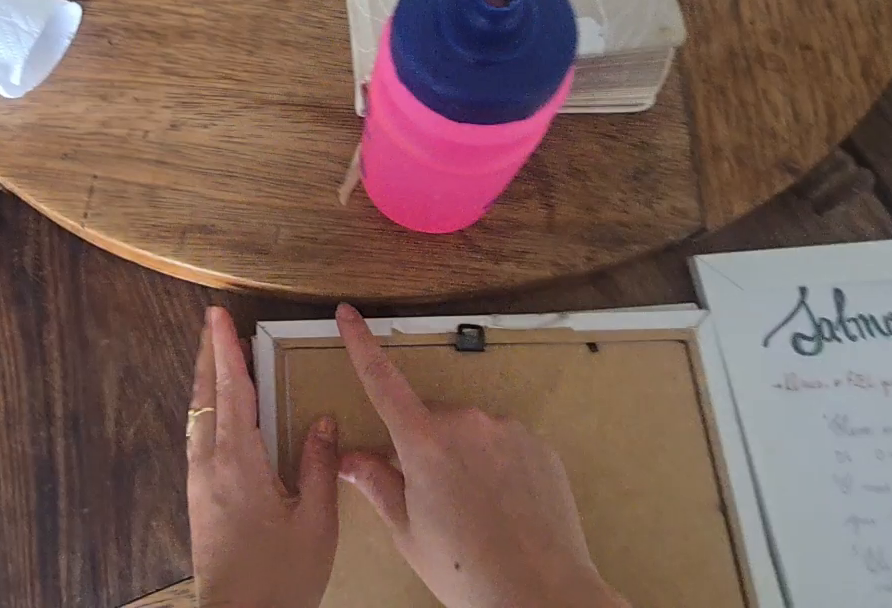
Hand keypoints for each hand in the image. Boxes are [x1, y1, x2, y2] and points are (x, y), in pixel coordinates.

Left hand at [188, 306, 339, 607]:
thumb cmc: (280, 578)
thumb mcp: (315, 524)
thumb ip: (320, 467)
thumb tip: (324, 421)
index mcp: (239, 461)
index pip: (231, 389)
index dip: (224, 348)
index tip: (217, 315)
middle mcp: (210, 462)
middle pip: (205, 394)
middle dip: (208, 354)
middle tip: (212, 322)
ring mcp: (199, 479)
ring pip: (198, 413)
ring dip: (206, 379)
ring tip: (216, 354)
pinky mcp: (198, 496)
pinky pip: (198, 434)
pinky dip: (206, 406)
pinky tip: (216, 411)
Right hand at [335, 304, 629, 607]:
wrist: (544, 597)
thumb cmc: (465, 572)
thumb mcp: (408, 531)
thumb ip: (376, 483)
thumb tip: (348, 457)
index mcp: (423, 442)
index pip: (381, 380)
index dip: (360, 343)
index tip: (347, 312)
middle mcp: (463, 421)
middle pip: (427, 418)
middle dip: (422, 444)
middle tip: (432, 497)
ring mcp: (504, 428)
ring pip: (467, 430)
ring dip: (462, 454)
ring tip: (476, 509)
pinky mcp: (536, 443)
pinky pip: (502, 442)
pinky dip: (496, 464)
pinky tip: (505, 506)